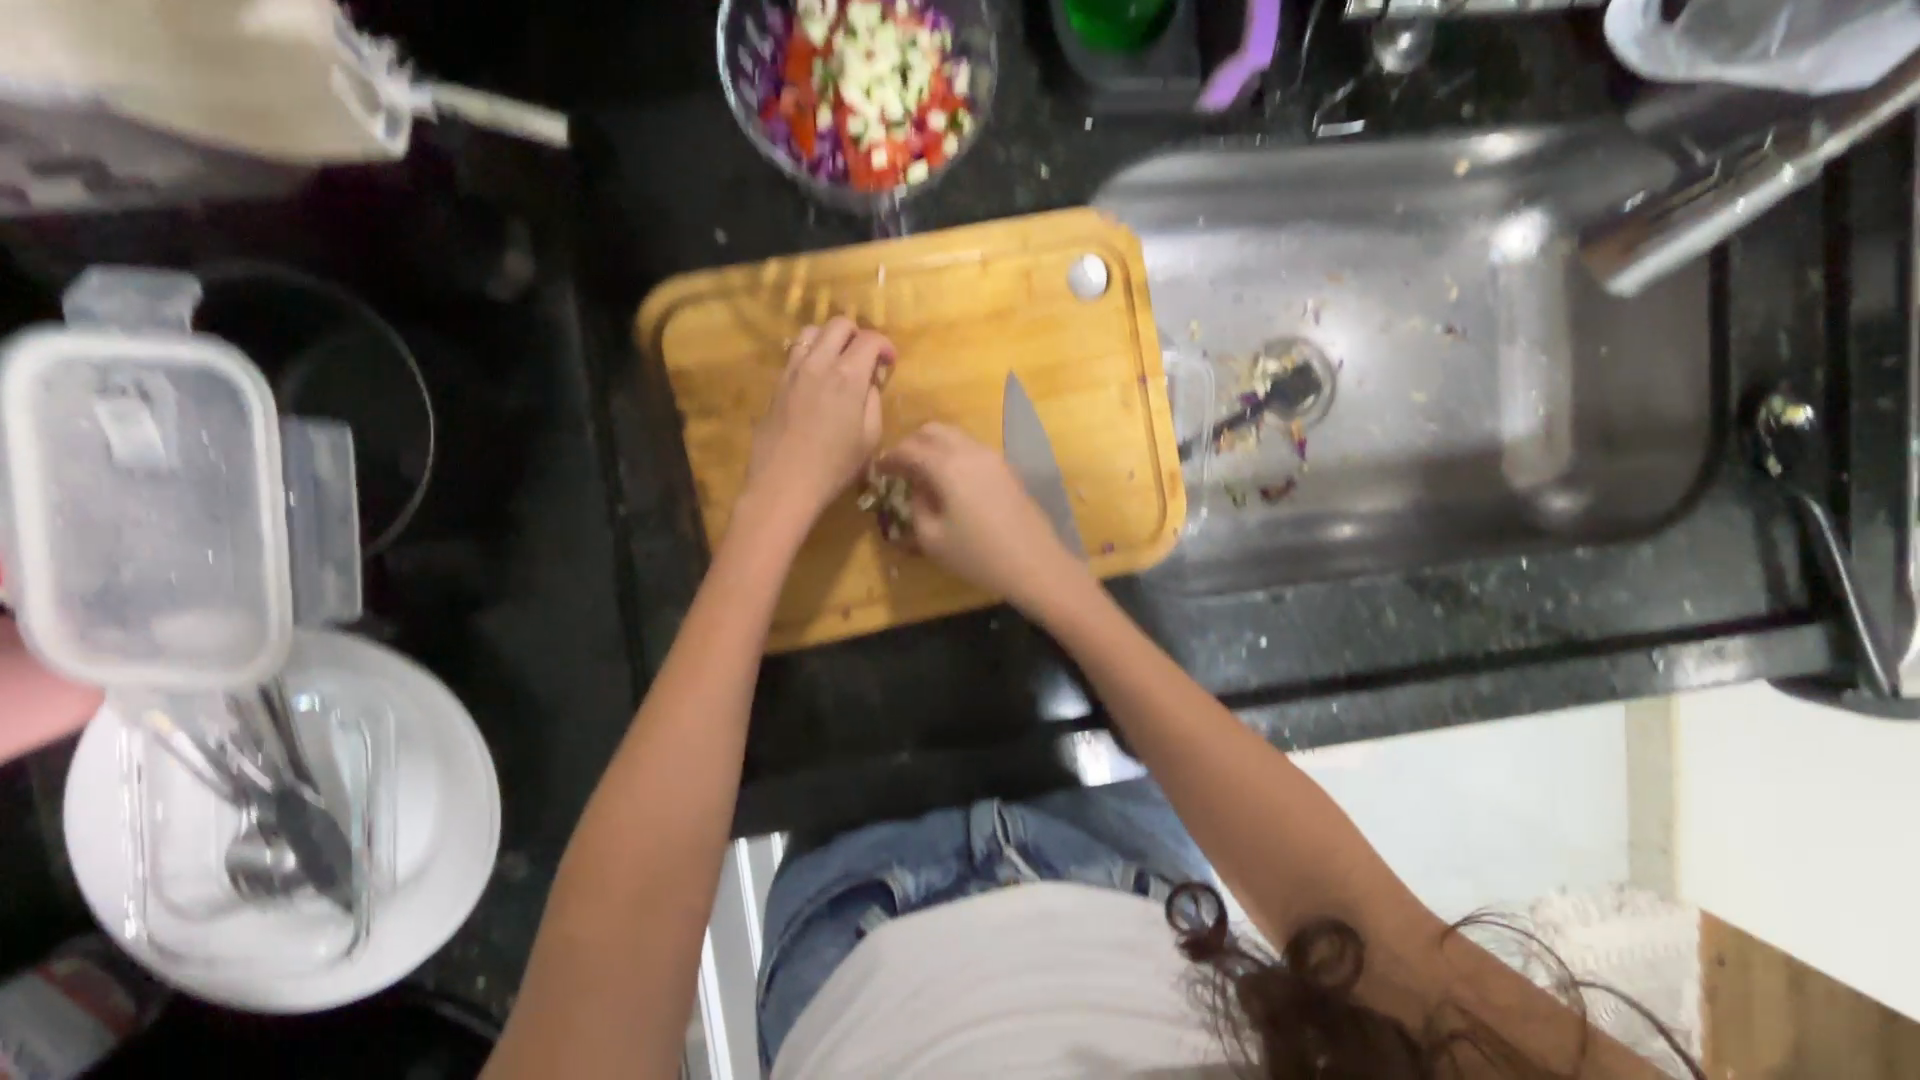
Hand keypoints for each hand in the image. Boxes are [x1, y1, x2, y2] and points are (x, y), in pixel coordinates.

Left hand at [742, 317, 890, 529]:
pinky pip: (794, 354)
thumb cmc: (834, 467)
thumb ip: (873, 401)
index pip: (870, 340)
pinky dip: (810, 354)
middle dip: (857, 335)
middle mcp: (819, 363)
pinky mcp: (776, 384)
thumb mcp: (869, 438)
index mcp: (848, 377)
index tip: (889, 363)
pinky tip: (816, 379)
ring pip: (811, 332)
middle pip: (839, 325)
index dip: (885, 346)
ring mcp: (793, 371)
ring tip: (837, 362)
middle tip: (864, 358)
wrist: (783, 484)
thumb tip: (869, 381)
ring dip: (829, 339)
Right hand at [877, 422, 1092, 614]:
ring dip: (935, 447)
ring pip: (955, 436)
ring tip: (924, 474)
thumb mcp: (932, 538)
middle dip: (912, 444)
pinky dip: (954, 455)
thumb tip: (916, 488)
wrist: (1036, 563)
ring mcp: (993, 457)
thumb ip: (916, 506)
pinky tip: (950, 482)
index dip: (889, 458)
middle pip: (933, 431)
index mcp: (947, 466)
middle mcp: (970, 451)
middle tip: (900, 467)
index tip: (878, 469)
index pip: (909, 449)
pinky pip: (972, 449)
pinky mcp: (1007, 468)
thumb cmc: (978, 556)